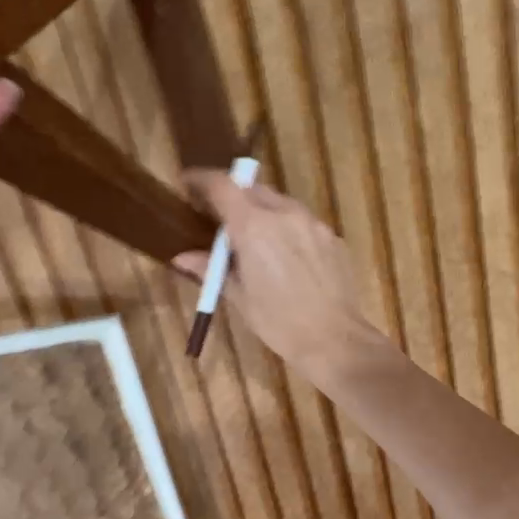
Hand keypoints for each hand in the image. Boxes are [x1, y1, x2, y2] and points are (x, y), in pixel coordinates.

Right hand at [171, 170, 383, 376]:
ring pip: (280, 202)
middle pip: (252, 189)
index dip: (201, 179)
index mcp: (254, 226)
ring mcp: (313, 223)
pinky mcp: (332, 237)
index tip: (188, 184)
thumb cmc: (279, 323)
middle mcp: (284, 214)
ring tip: (253, 239)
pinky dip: (287, 228)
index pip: (222, 185)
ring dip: (262, 210)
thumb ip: (211, 269)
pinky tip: (286, 256)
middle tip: (220, 218)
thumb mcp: (240, 297)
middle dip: (233, 196)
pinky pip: (303, 221)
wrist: (335, 339)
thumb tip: (183, 257)